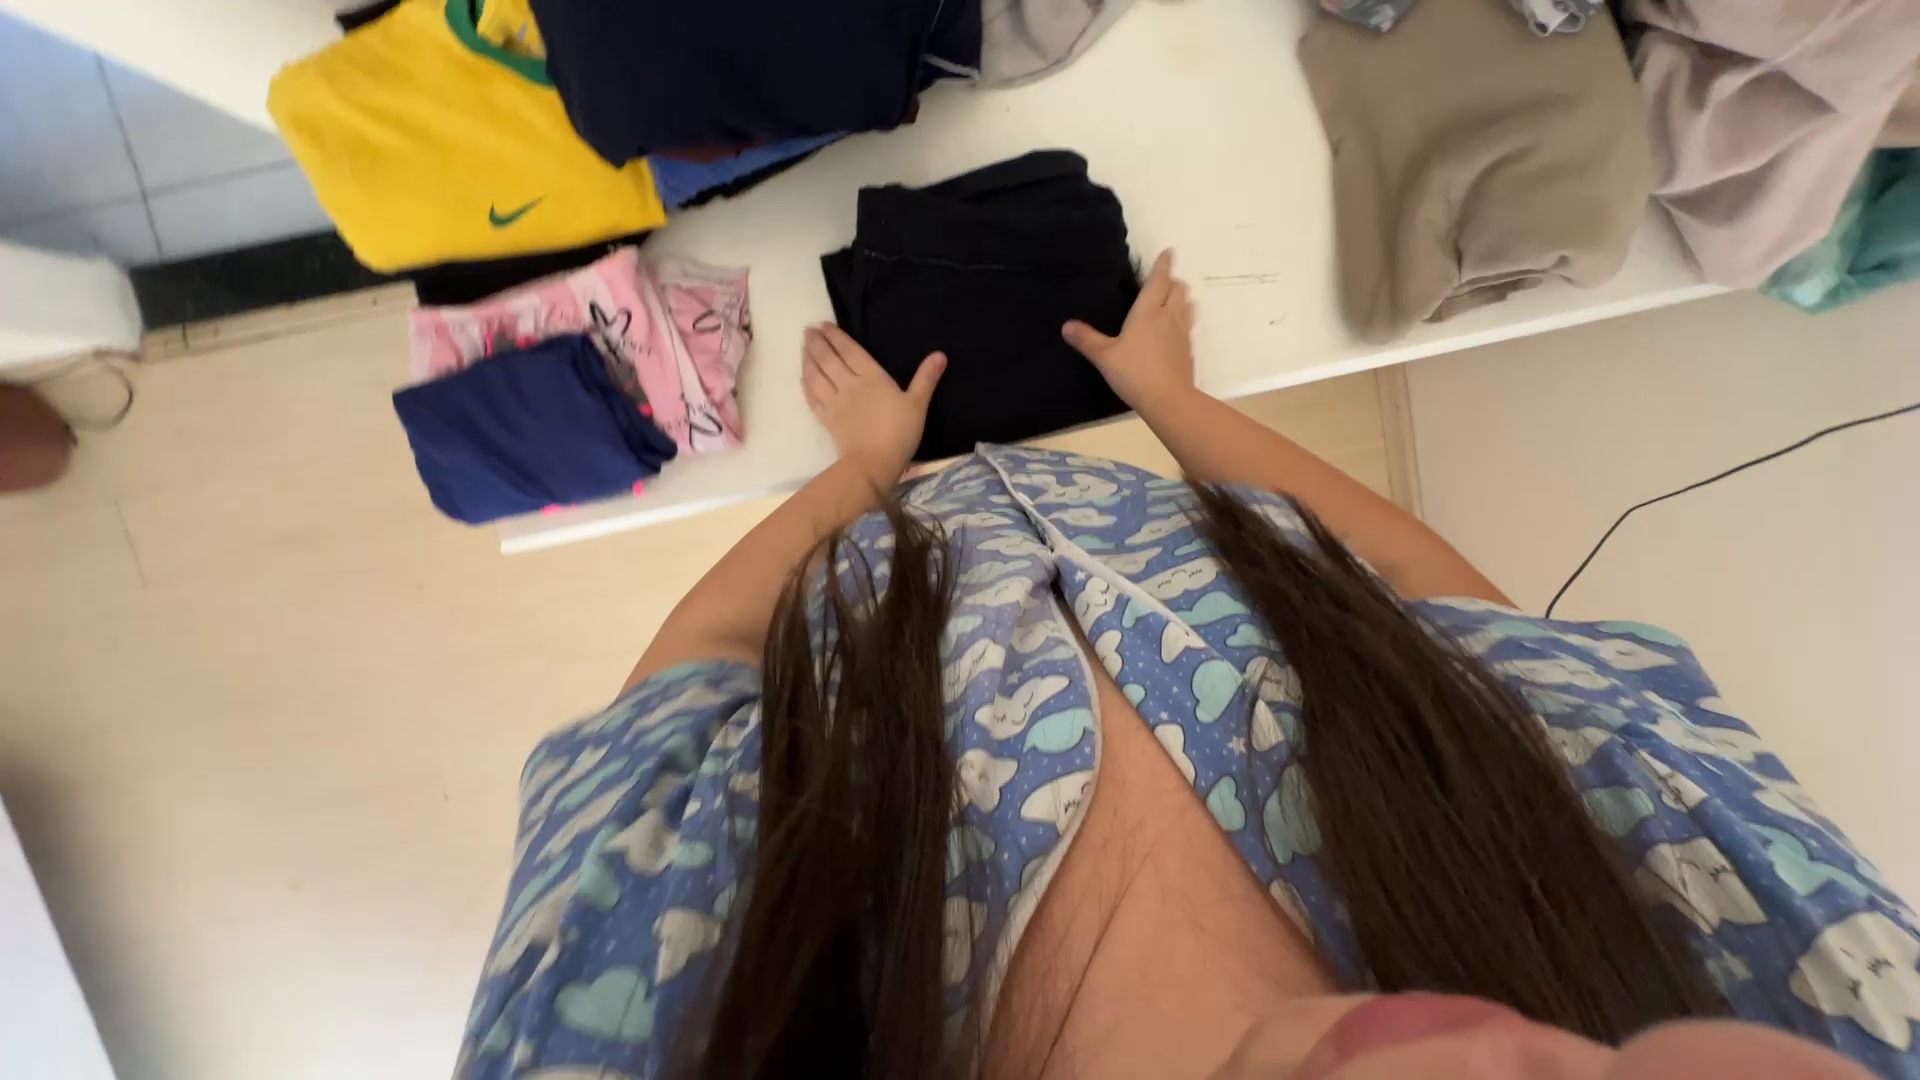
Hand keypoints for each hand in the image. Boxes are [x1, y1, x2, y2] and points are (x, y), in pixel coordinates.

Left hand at [801, 323, 945, 485]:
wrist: (873, 463)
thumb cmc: (898, 434)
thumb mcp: (918, 405)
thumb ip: (926, 379)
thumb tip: (940, 354)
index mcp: (871, 378)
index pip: (850, 351)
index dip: (836, 336)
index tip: (823, 325)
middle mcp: (848, 385)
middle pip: (828, 359)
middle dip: (817, 343)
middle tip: (807, 331)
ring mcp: (835, 402)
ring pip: (815, 376)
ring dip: (807, 360)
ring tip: (803, 348)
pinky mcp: (827, 419)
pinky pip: (812, 398)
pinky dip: (806, 386)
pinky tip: (803, 379)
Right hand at [1062, 248, 1194, 411]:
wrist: (1168, 399)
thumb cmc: (1134, 373)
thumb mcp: (1104, 357)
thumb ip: (1086, 340)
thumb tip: (1066, 326)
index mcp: (1148, 312)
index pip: (1158, 280)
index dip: (1163, 265)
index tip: (1168, 252)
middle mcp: (1169, 316)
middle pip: (1178, 289)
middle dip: (1172, 281)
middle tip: (1163, 281)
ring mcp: (1182, 333)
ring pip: (1187, 305)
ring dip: (1181, 298)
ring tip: (1172, 300)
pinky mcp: (1188, 350)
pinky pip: (1188, 325)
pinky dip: (1182, 319)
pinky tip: (1173, 331)